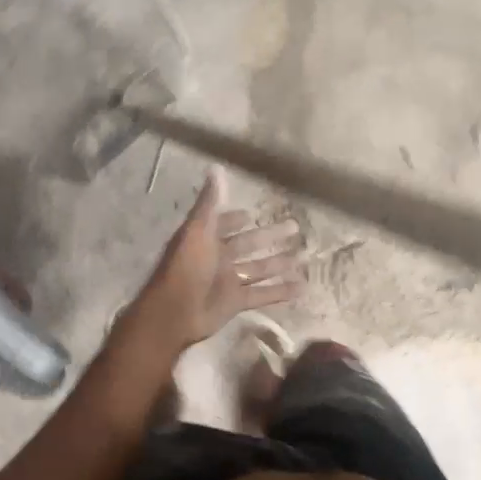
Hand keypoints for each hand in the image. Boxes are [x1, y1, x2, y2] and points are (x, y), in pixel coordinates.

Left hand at [119, 171, 304, 353]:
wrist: (175, 312)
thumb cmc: (185, 268)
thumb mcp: (197, 230)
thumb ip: (209, 203)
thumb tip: (216, 167)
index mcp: (206, 239)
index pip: (224, 224)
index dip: (236, 219)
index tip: (253, 213)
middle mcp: (218, 258)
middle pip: (249, 245)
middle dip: (270, 237)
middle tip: (295, 228)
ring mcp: (228, 281)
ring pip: (259, 269)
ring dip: (279, 263)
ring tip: (305, 257)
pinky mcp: (236, 302)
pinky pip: (263, 294)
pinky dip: (281, 291)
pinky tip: (303, 287)